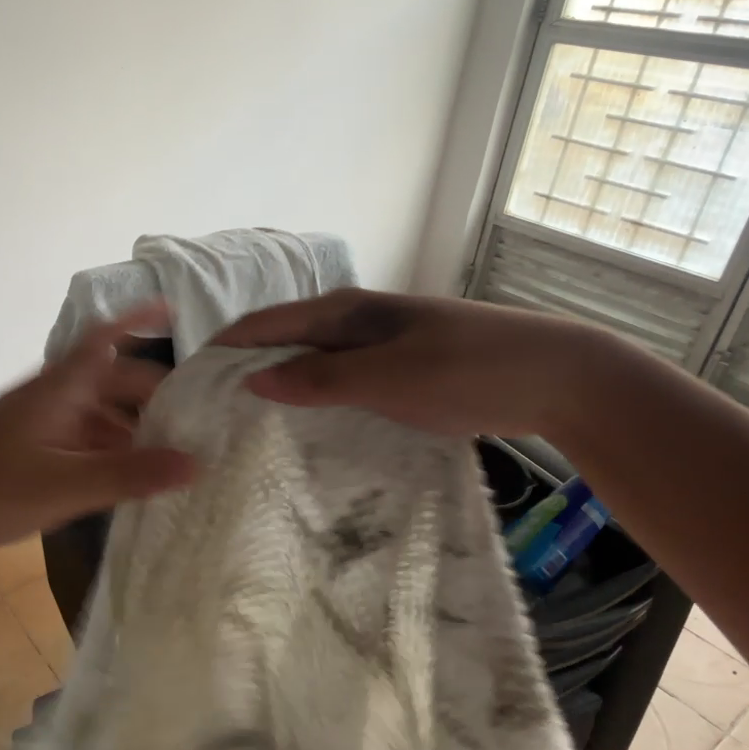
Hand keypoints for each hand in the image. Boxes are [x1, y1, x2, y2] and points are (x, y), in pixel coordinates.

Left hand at [0, 305, 197, 555]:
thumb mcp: (65, 484)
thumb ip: (129, 474)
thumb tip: (197, 462)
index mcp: (59, 388)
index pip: (105, 339)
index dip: (137, 320)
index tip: (173, 309)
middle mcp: (49, 396)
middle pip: (109, 382)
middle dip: (150, 395)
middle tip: (196, 420)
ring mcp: (34, 422)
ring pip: (94, 413)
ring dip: (129, 427)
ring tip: (170, 454)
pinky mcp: (23, 448)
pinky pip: (77, 437)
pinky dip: (104, 448)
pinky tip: (122, 478)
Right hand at [213, 289, 632, 438]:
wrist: (562, 378)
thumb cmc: (471, 369)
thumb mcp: (392, 377)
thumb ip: (320, 379)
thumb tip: (250, 381)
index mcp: (342, 312)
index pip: (260, 326)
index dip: (221, 352)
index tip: (186, 389)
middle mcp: (350, 324)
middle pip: (278, 346)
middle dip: (243, 375)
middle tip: (211, 421)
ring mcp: (372, 349)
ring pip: (307, 369)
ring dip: (278, 394)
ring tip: (246, 433)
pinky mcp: (393, 375)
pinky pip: (336, 388)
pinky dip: (313, 406)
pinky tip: (305, 437)